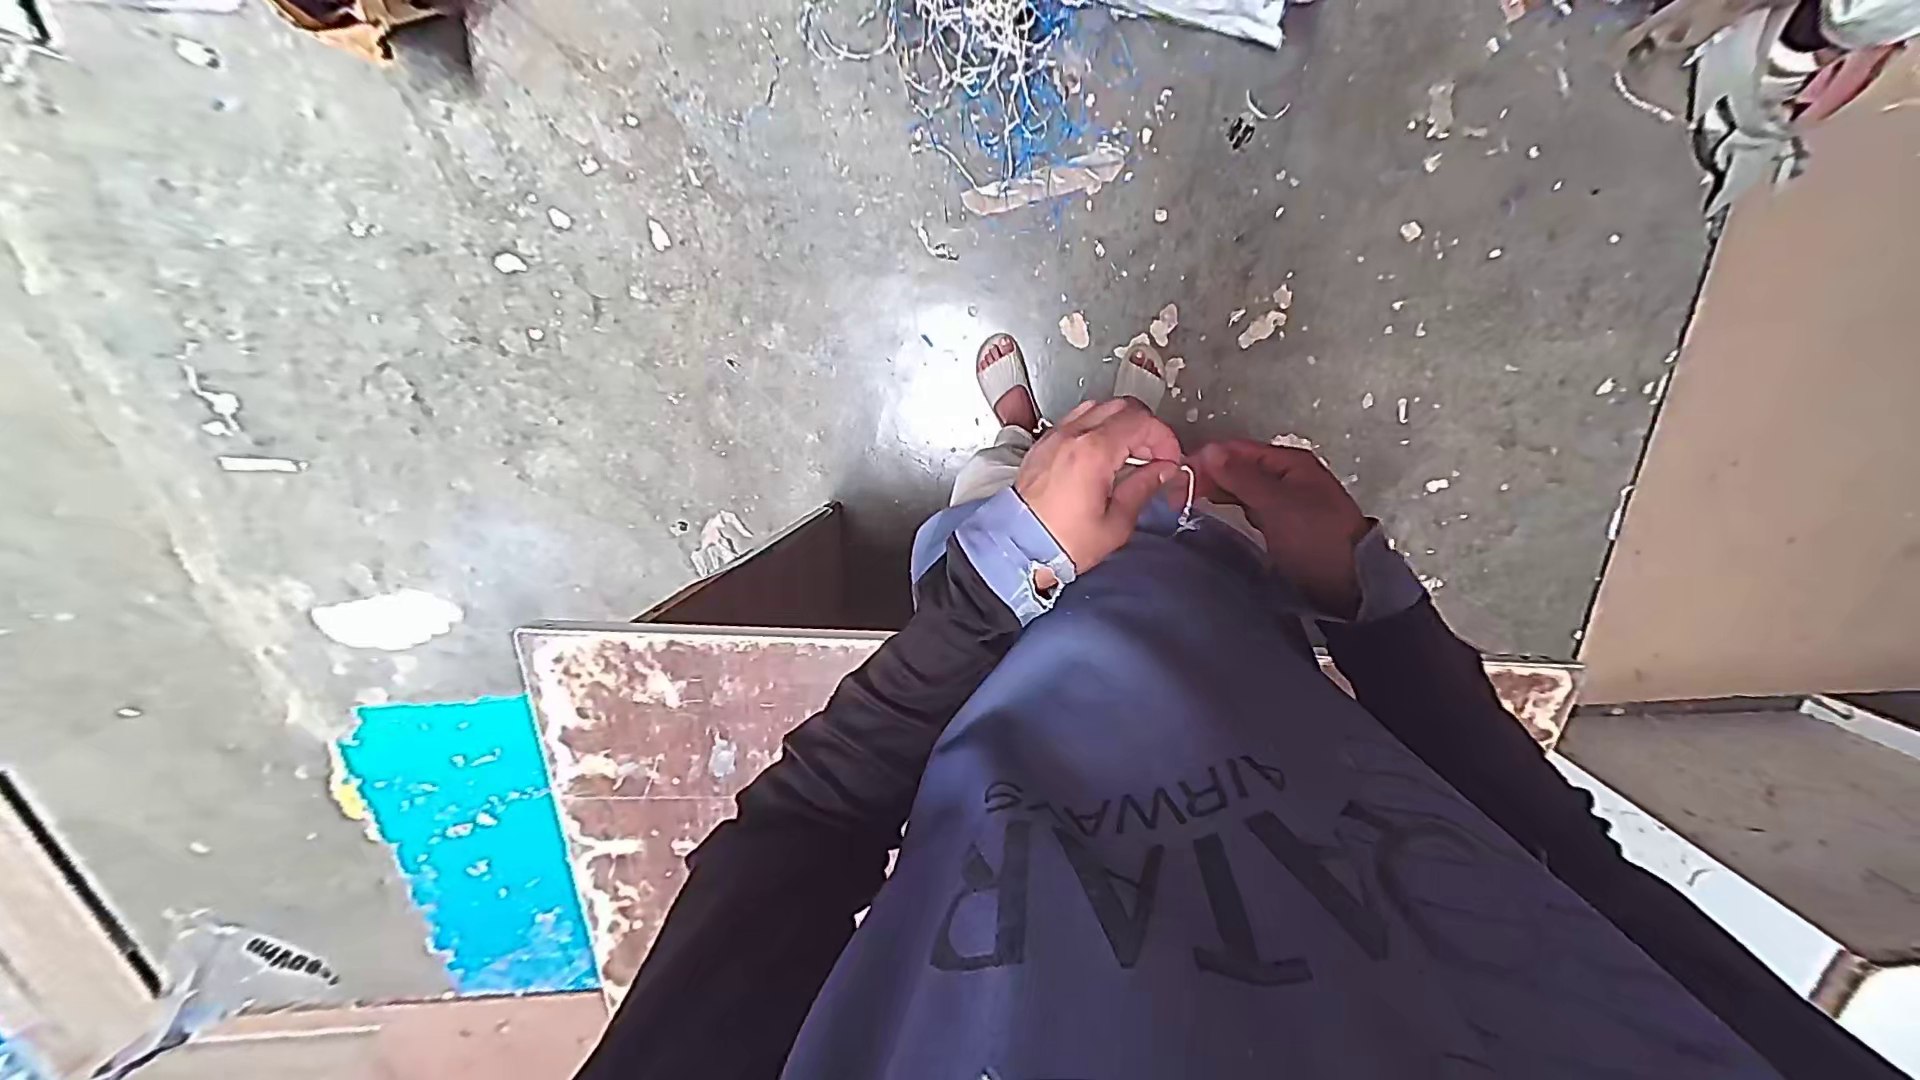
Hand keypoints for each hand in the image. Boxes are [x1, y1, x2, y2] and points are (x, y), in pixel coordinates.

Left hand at [1015, 398, 1182, 574]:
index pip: (1142, 423)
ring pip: (1096, 408)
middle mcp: (1071, 436)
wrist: (1016, 550)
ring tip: (1128, 454)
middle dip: (1146, 427)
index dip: (1165, 438)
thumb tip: (1161, 471)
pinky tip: (1100, 455)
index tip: (1170, 459)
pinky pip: (1074, 420)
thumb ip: (1142, 488)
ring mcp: (1053, 438)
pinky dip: (1094, 428)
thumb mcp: (1115, 523)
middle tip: (1154, 455)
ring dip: (1119, 424)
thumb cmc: (1060, 543)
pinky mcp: (1041, 447)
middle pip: (1121, 407)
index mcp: (1093, 452)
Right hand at [1193, 439, 1369, 616]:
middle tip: (1174, 493)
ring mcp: (1279, 500)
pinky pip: (1242, 505)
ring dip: (1212, 490)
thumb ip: (1241, 477)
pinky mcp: (1274, 522)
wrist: (1347, 586)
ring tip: (1183, 502)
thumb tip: (1207, 451)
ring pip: (1236, 487)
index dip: (1206, 460)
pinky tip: (1207, 512)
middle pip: (1235, 467)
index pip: (1236, 451)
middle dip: (1206, 476)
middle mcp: (1283, 477)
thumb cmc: (1316, 540)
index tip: (1176, 477)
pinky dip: (1223, 506)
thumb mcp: (1277, 504)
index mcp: (1288, 463)